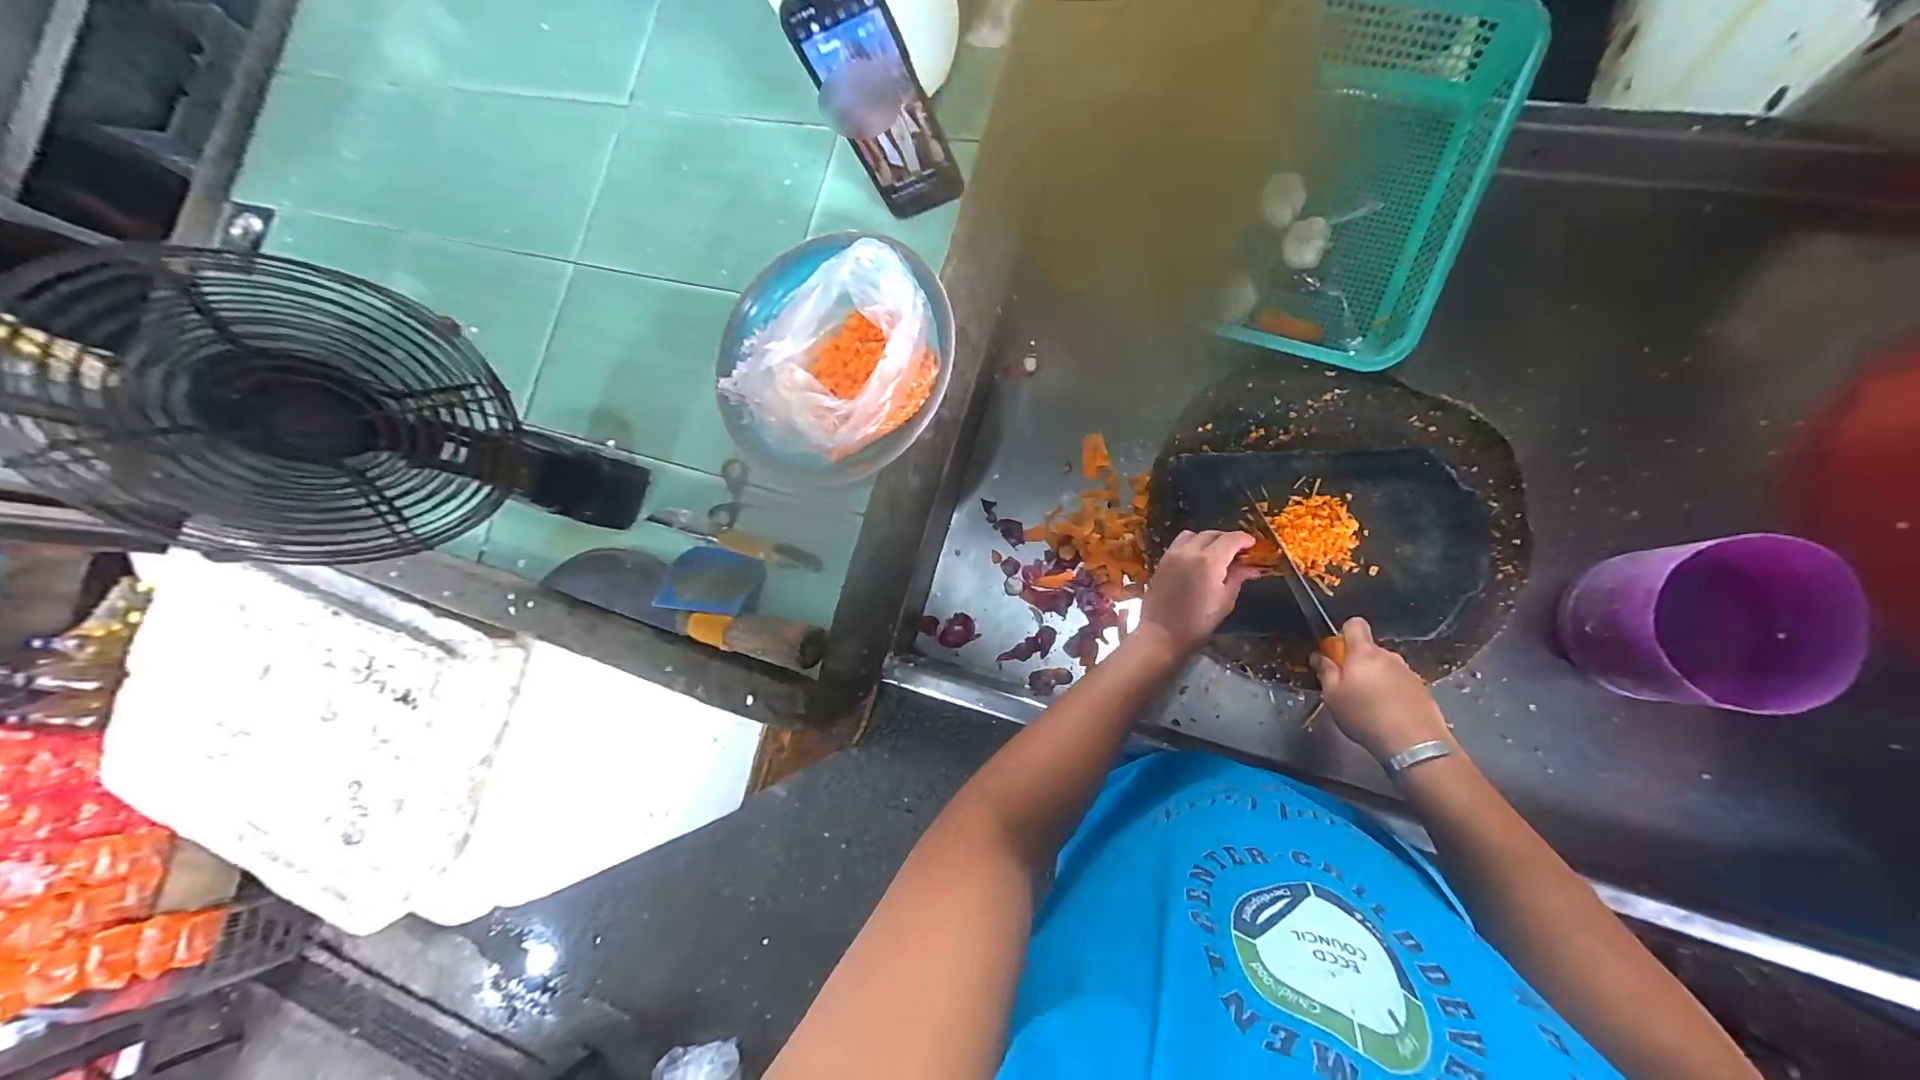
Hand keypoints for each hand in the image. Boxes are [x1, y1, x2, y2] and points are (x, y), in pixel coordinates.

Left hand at [1139, 531, 1258, 652]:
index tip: (1252, 545)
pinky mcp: (1161, 561)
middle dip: (1227, 539)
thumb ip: (1237, 577)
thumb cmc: (1198, 621)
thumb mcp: (1225, 600)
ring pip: (1193, 535)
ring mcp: (1172, 554)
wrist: (1161, 632)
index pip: (1231, 539)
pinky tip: (1197, 560)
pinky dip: (1191, 544)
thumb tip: (1250, 566)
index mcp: (1209, 560)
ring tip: (1216, 554)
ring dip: (1207, 539)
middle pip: (1211, 534)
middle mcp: (1189, 551)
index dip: (1244, 539)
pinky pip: (1179, 544)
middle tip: (1237, 552)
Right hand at [1310, 617, 1450, 761]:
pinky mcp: (1422, 689)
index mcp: (1364, 653)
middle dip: (1357, 662)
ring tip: (1369, 704)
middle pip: (1369, 649)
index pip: (1355, 625)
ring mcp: (1408, 672)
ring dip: (1375, 677)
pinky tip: (1388, 713)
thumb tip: (1319, 656)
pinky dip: (1391, 691)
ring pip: (1384, 666)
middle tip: (1348, 687)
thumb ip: (1325, 671)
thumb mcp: (1333, 696)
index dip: (1344, 633)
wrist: (1415, 743)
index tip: (1337, 653)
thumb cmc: (1365, 716)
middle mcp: (1389, 656)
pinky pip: (1399, 682)